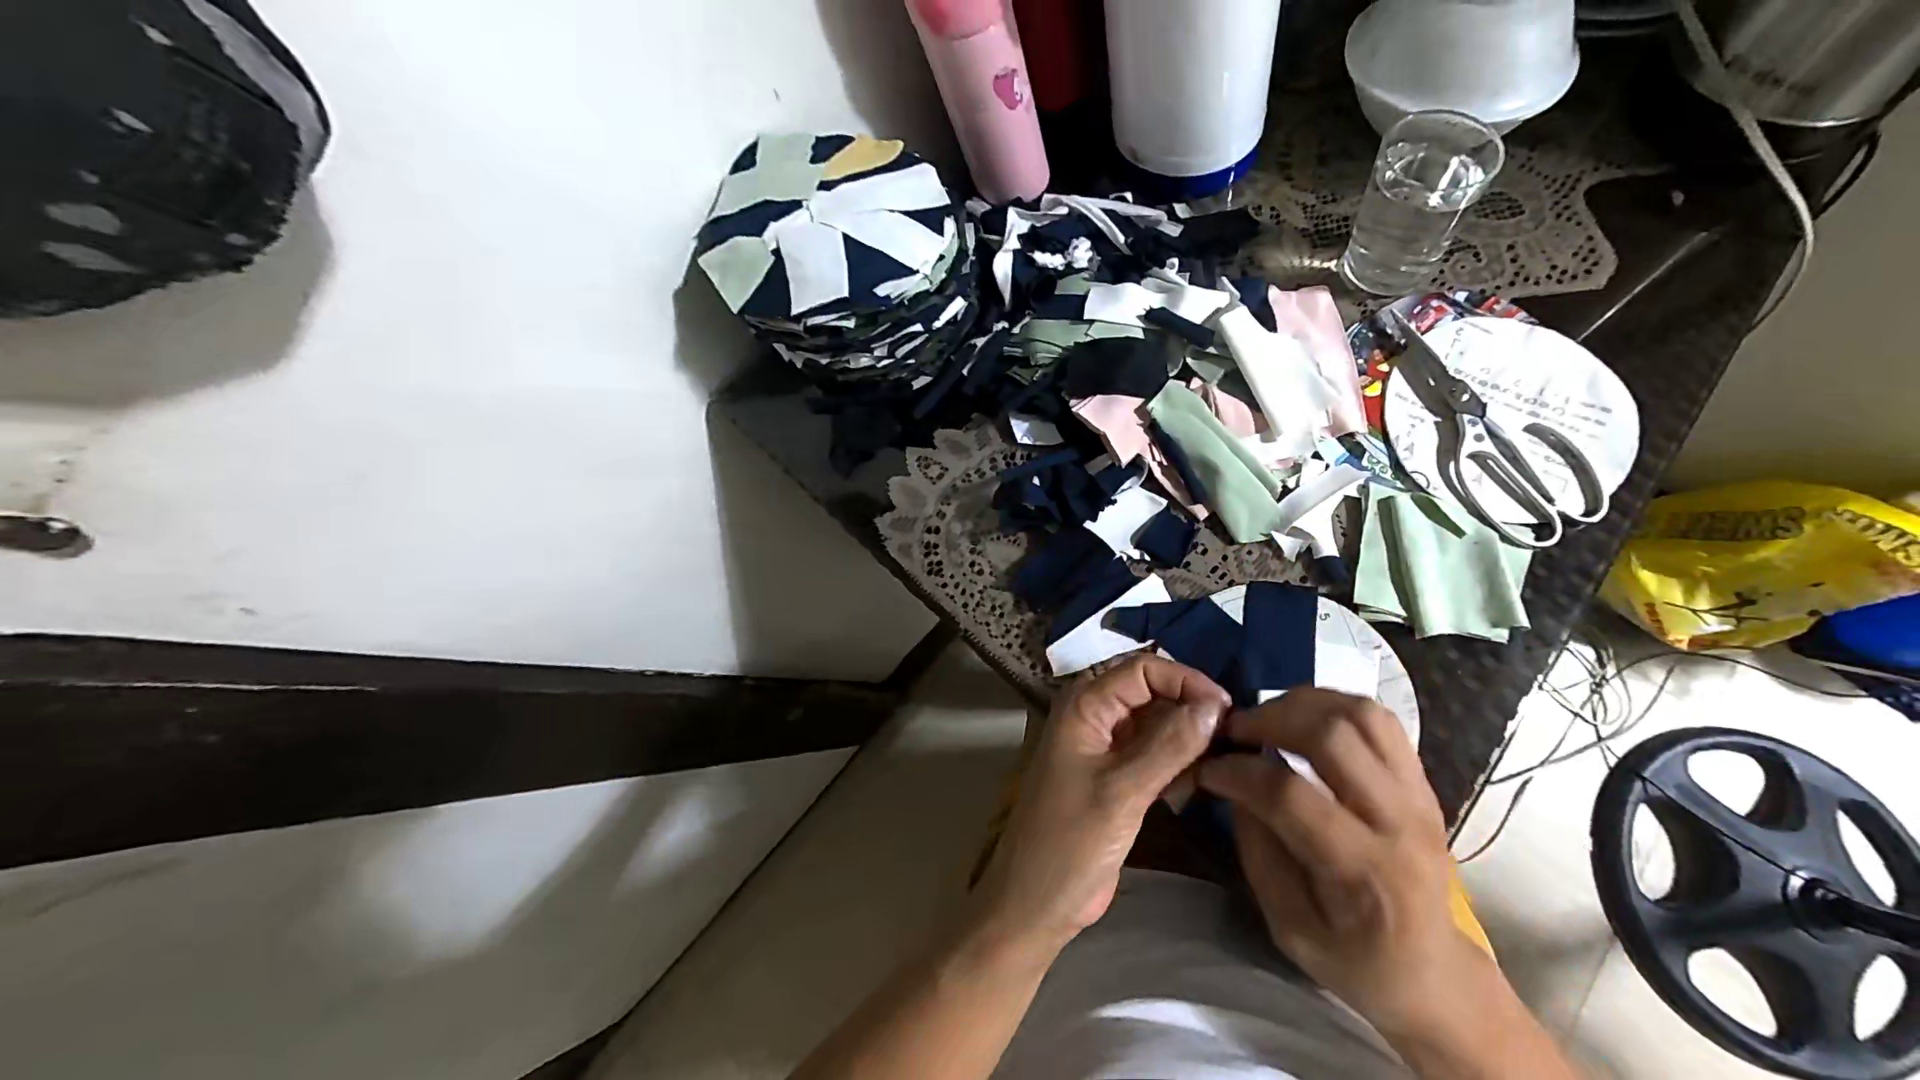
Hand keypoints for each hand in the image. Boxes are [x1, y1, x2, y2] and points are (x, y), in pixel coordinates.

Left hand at [970, 655, 1229, 953]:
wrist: (1036, 902)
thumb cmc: (1070, 842)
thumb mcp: (1123, 791)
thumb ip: (1170, 745)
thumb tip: (1215, 704)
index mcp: (1083, 706)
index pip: (1142, 669)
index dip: (1186, 681)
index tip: (1227, 709)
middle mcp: (1093, 717)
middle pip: (1151, 691)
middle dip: (1191, 706)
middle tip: (1233, 735)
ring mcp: (1104, 747)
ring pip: (1156, 723)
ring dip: (1188, 736)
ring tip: (1225, 759)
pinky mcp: (1115, 777)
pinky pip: (1153, 753)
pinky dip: (1178, 761)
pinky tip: (1202, 780)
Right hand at [1198, 689, 1494, 1040]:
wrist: (1433, 972)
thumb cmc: (1353, 958)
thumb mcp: (1287, 924)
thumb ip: (1257, 849)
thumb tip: (1235, 784)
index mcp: (1365, 872)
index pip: (1291, 795)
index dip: (1238, 772)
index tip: (1208, 770)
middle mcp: (1400, 823)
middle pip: (1333, 737)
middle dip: (1268, 721)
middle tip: (1233, 731)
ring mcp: (1419, 796)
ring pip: (1361, 714)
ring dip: (1302, 704)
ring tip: (1266, 719)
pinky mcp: (1422, 782)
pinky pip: (1379, 719)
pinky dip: (1331, 705)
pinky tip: (1301, 720)